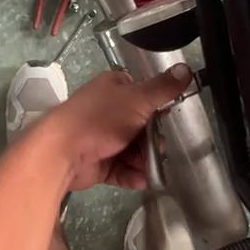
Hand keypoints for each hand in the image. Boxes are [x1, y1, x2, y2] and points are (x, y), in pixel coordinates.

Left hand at [28, 65, 191, 190]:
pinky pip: (121, 170)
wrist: (63, 151)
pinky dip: (132, 175)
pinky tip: (142, 180)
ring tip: (151, 169)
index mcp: (115, 88)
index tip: (170, 120)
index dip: (159, 108)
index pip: (143, 94)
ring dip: (145, 161)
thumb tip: (186, 68)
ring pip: (133, 151)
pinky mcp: (98, 163)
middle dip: (153, 142)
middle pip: (141, 127)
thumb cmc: (100, 119)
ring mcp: (101, 139)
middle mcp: (107, 111)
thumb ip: (163, 88)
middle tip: (161, 150)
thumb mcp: (138, 99)